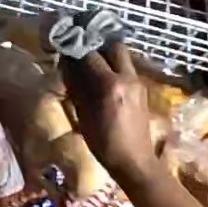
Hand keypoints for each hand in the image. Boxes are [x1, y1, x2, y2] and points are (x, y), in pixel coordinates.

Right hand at [61, 41, 157, 180]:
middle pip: (114, 46)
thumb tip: (67, 66)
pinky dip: (114, 67)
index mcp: (109, 85)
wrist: (135, 162)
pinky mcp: (142, 90)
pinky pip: (127, 69)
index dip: (75, 47)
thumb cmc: (103, 142)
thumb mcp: (83, 114)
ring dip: (107, 55)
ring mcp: (137, 83)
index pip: (89, 54)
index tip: (65, 44)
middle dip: (98, 44)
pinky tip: (103, 78)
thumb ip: (77, 86)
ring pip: (122, 56)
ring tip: (92, 62)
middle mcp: (126, 78)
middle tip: (83, 49)